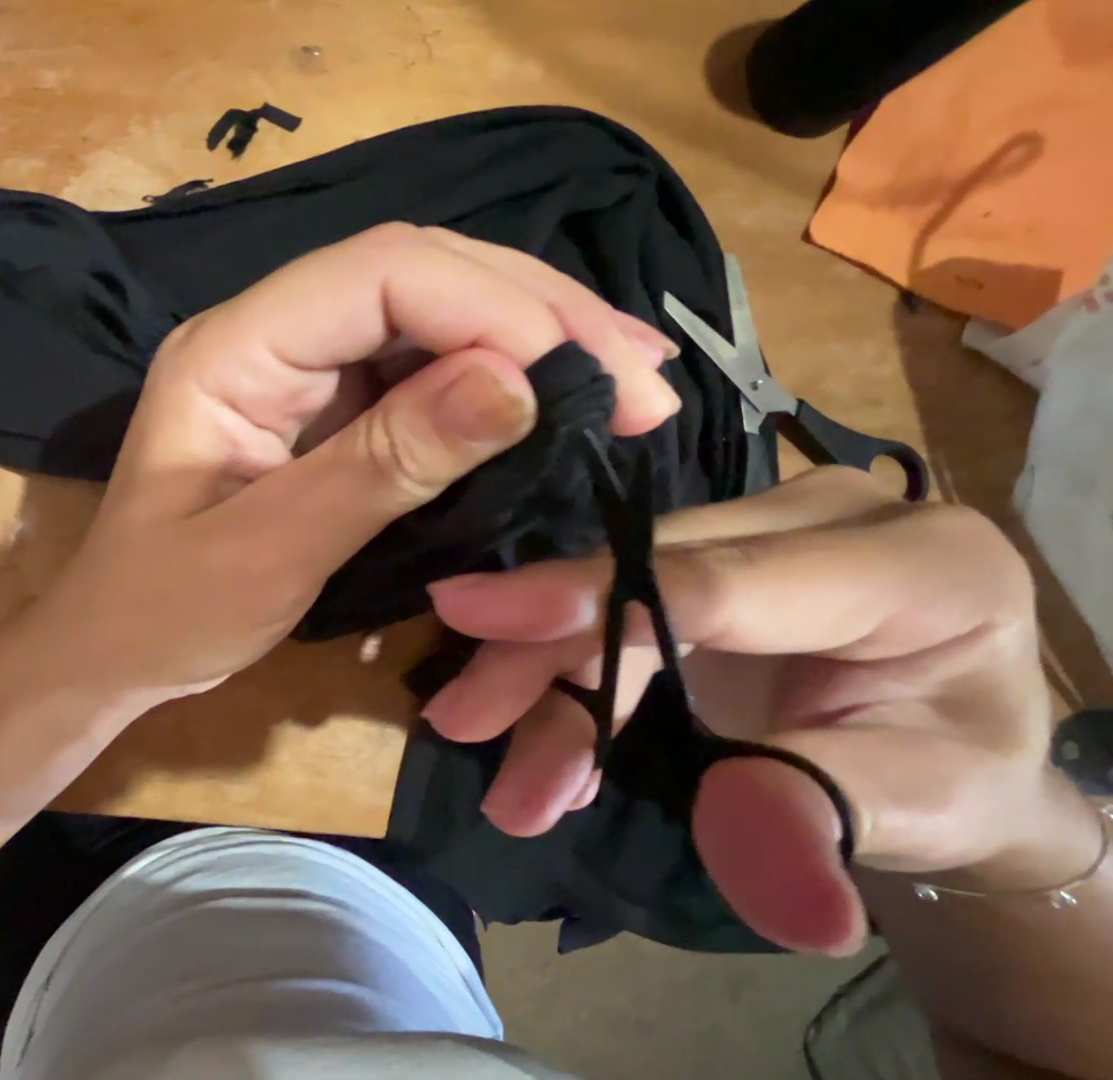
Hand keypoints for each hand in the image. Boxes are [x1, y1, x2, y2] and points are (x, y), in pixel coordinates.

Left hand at [19, 223, 681, 703]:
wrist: (115, 648)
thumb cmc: (164, 613)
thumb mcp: (267, 551)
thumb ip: (381, 466)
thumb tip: (517, 386)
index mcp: (230, 350)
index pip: (375, 274)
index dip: (489, 307)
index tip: (584, 378)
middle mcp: (265, 335)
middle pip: (414, 275)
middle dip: (533, 313)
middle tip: (645, 374)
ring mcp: (295, 367)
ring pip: (429, 314)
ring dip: (532, 338)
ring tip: (632, 379)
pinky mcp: (322, 410)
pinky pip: (420, 370)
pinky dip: (496, 382)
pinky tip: (561, 401)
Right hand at [422, 466, 1079, 954]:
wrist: (931, 745)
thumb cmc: (945, 771)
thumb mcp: (923, 808)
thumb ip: (829, 817)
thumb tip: (755, 868)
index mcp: (912, 563)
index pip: (721, 578)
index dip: (591, 597)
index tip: (469, 611)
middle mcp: (812, 520)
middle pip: (636, 578)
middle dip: (541, 658)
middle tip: (460, 723)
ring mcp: (740, 530)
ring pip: (603, 594)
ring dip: (543, 685)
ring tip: (517, 787)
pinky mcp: (688, 557)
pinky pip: (600, 610)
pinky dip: (561, 685)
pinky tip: (545, 748)